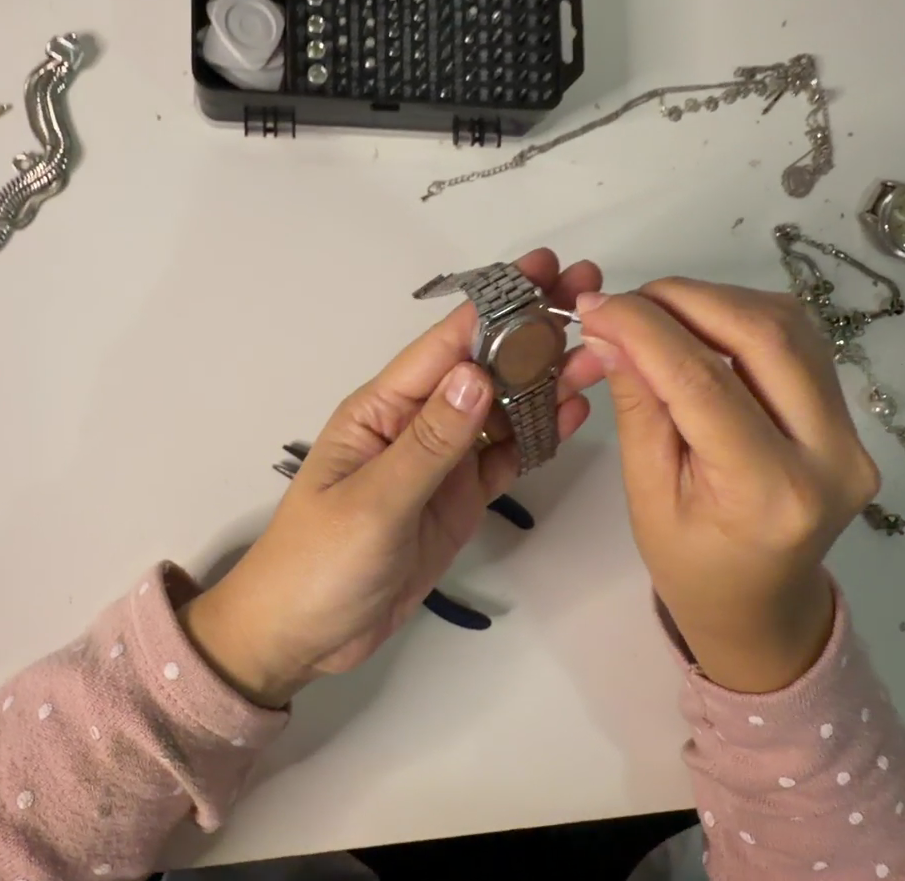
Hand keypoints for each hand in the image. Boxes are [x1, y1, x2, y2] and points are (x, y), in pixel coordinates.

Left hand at [181, 250, 605, 706]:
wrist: (304, 635)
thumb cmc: (319, 562)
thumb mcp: (373, 501)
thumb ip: (429, 442)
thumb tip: (476, 371)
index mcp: (383, 408)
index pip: (446, 345)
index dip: (496, 305)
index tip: (545, 268)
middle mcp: (416, 422)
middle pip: (482, 368)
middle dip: (532, 331)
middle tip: (588, 296)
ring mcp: (441, 461)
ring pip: (501, 410)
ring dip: (546, 381)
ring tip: (600, 356)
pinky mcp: (459, 498)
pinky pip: (504, 456)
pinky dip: (538, 434)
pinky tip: (574, 412)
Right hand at [576, 280, 878, 692]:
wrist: (761, 606)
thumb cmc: (690, 566)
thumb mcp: (646, 495)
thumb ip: (638, 407)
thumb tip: (610, 331)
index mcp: (770, 493)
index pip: (703, 382)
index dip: (644, 330)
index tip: (594, 304)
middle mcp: (830, 456)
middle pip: (764, 335)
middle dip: (685, 299)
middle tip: (625, 299)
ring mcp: (852, 434)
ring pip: (789, 325)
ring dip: (715, 301)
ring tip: (655, 311)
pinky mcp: (850, 418)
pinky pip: (800, 341)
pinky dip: (742, 317)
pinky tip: (700, 326)